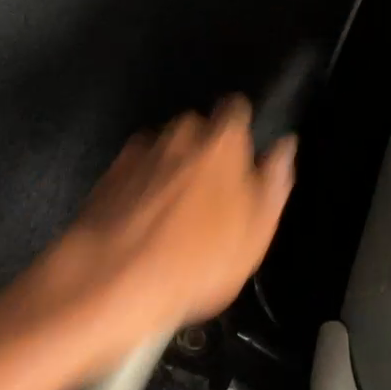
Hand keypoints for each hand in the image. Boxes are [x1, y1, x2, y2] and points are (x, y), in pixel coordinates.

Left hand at [24, 98, 294, 355]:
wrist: (112, 278)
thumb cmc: (197, 259)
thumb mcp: (256, 232)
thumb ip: (274, 182)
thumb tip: (284, 148)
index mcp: (221, 139)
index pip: (237, 111)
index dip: (242, 134)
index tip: (243, 160)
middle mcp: (176, 133)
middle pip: (197, 131)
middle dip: (205, 155)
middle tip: (211, 200)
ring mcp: (136, 152)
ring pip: (163, 152)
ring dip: (170, 172)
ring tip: (173, 219)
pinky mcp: (106, 175)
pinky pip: (134, 174)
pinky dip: (140, 189)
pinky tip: (143, 224)